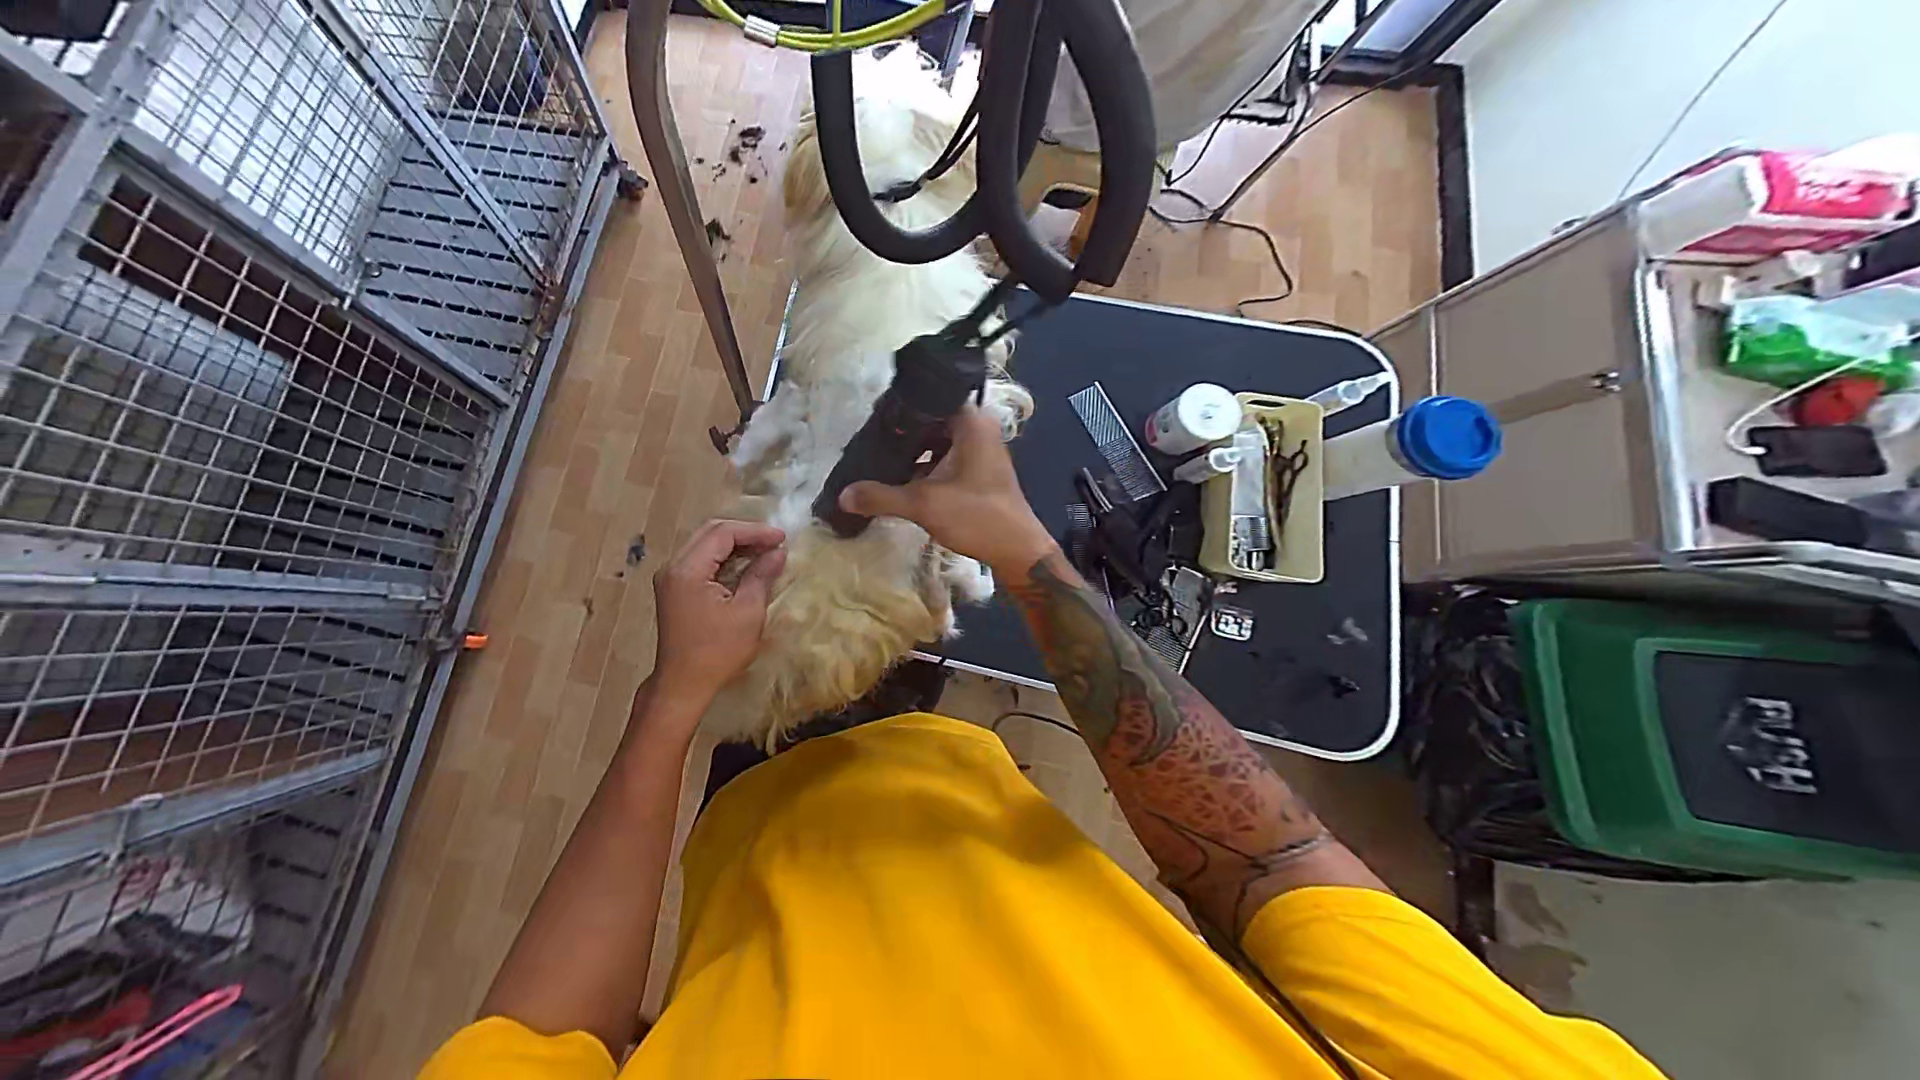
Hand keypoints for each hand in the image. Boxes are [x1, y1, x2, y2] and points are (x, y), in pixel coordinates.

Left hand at [651, 519, 786, 710]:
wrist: (684, 684)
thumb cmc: (718, 651)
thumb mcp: (748, 611)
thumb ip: (761, 575)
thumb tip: (779, 552)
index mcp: (687, 570)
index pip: (722, 533)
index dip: (755, 531)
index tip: (783, 538)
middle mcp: (673, 567)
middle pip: (711, 532)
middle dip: (745, 533)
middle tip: (775, 542)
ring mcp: (671, 577)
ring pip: (705, 544)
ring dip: (736, 544)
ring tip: (766, 550)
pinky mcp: (674, 588)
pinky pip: (701, 560)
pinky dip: (725, 558)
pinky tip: (746, 564)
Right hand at [839, 406, 1056, 580]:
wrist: (1016, 550)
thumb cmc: (976, 516)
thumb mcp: (923, 504)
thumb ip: (880, 496)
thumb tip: (843, 495)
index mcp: (970, 421)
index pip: (927, 398)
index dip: (898, 409)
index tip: (871, 422)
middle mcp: (978, 428)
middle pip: (930, 421)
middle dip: (902, 434)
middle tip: (871, 443)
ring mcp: (981, 449)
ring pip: (937, 441)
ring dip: (913, 453)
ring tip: (882, 460)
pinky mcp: (980, 470)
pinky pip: (946, 458)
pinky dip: (927, 467)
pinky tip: (904, 479)